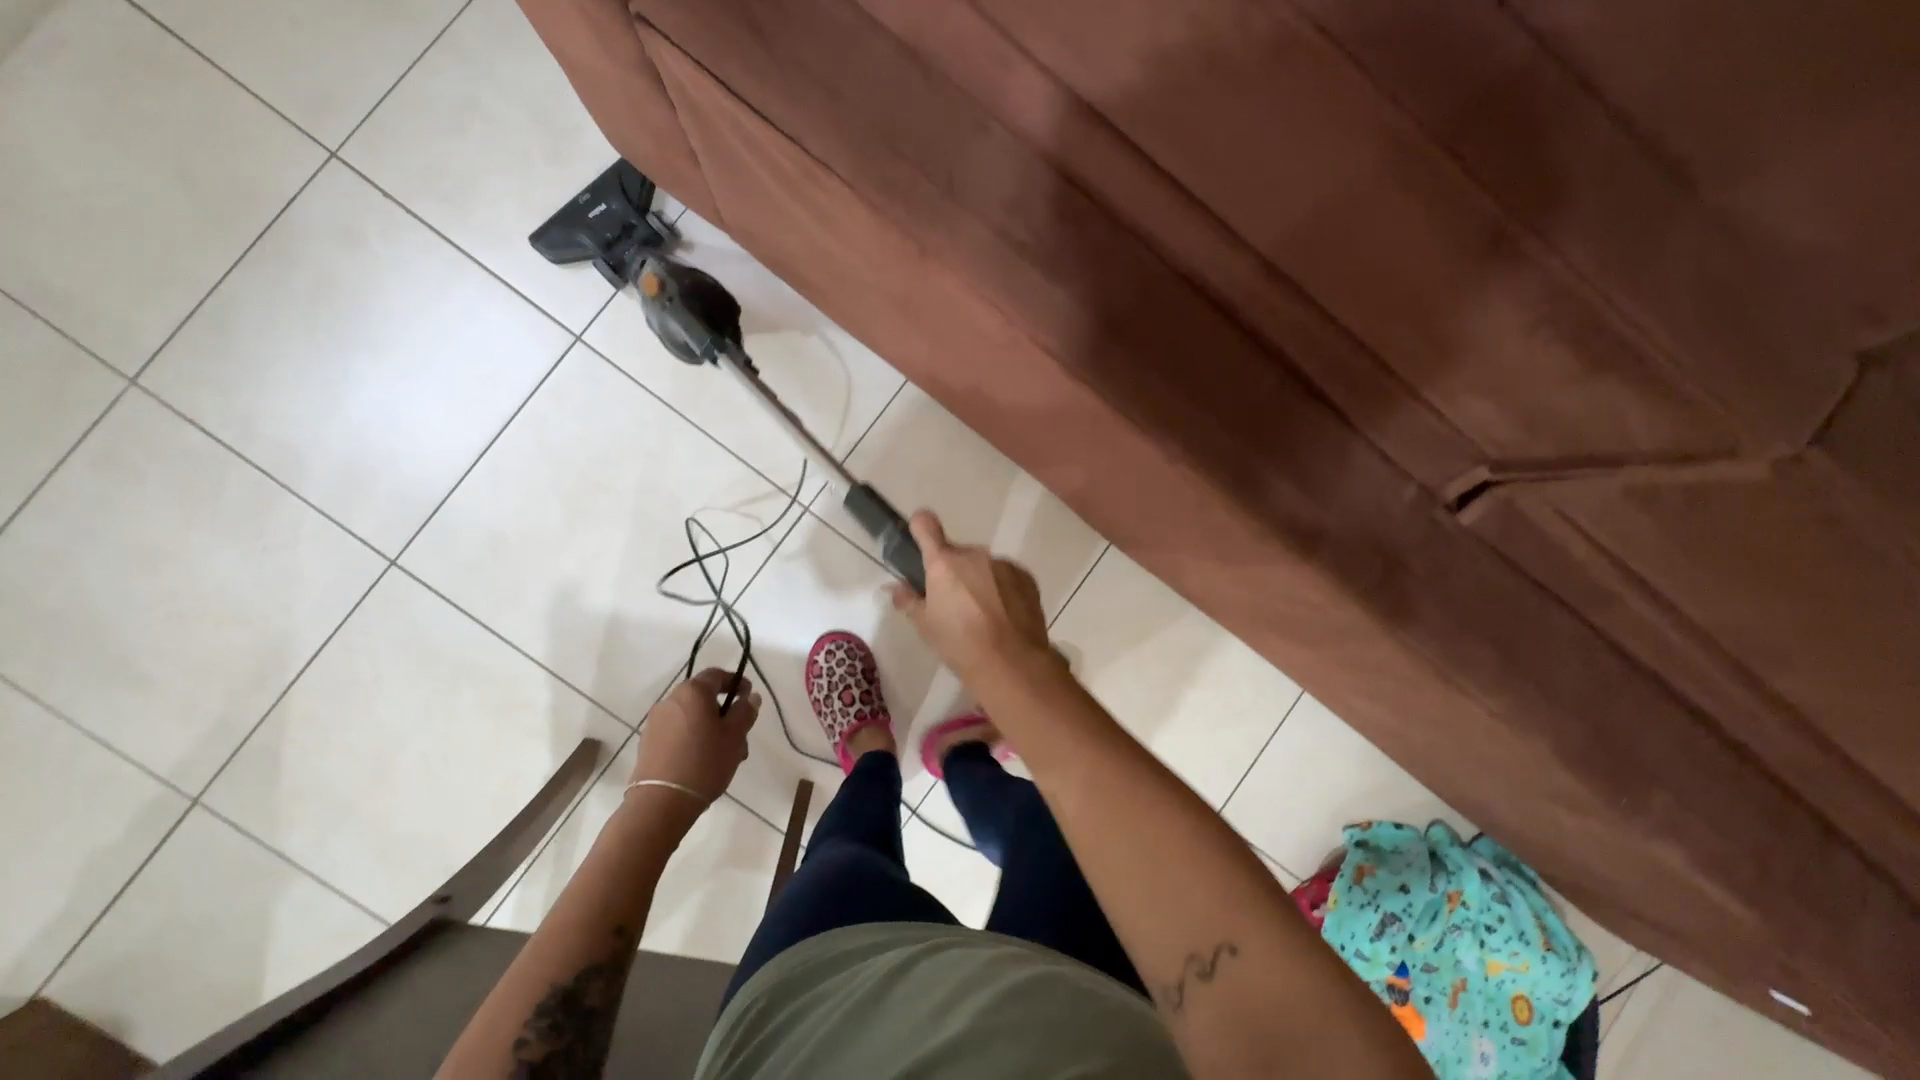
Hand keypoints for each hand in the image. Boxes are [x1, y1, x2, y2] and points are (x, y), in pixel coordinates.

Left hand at [630, 669, 759, 808]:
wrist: (661, 801)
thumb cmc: (704, 762)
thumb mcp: (735, 736)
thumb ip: (745, 711)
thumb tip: (750, 696)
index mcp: (692, 692)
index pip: (716, 675)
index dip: (735, 681)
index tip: (748, 695)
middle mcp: (670, 700)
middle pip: (703, 698)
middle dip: (724, 713)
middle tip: (740, 734)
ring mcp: (656, 722)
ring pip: (691, 718)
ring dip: (710, 729)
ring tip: (725, 755)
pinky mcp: (648, 743)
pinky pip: (678, 732)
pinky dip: (693, 739)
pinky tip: (703, 762)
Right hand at [890, 511, 1053, 680]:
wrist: (1011, 662)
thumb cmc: (960, 644)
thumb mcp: (925, 626)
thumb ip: (908, 600)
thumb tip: (896, 587)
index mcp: (943, 563)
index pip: (925, 524)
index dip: (920, 528)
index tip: (920, 541)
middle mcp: (974, 555)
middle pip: (957, 554)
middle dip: (953, 572)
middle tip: (953, 603)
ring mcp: (1003, 564)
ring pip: (983, 566)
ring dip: (979, 581)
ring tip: (983, 615)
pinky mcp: (1026, 577)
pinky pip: (1006, 576)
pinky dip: (1002, 589)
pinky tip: (1004, 616)